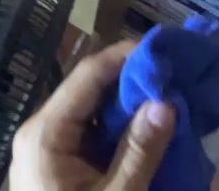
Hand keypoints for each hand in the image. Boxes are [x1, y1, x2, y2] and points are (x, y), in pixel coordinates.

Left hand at [9, 41, 173, 190]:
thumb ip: (140, 151)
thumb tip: (166, 101)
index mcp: (46, 131)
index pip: (89, 74)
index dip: (127, 56)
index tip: (165, 51)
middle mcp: (42, 130)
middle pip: (91, 89)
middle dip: (133, 82)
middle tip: (176, 75)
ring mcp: (48, 149)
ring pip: (93, 111)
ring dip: (130, 106)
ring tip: (171, 97)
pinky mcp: (59, 169)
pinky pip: (91, 135)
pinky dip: (121, 131)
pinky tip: (152, 131)